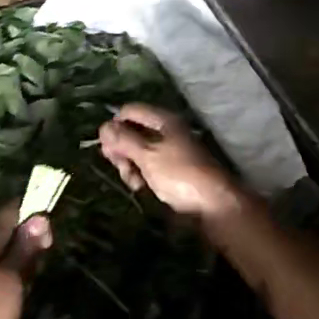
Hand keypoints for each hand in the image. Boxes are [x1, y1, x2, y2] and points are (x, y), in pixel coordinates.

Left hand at [0, 202, 52, 318]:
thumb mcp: (11, 281)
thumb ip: (24, 250)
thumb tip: (40, 217)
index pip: (6, 213)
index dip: (29, 210)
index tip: (52, 216)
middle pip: (2, 231)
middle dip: (26, 232)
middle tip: (51, 243)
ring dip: (20, 252)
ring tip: (41, 260)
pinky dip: (12, 268)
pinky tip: (23, 280)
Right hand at [96, 104, 241, 219]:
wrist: (215, 206)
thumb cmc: (180, 175)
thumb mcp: (147, 155)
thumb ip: (123, 139)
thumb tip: (103, 127)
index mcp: (162, 120)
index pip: (129, 111)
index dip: (114, 126)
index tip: (107, 148)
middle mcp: (166, 131)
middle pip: (132, 131)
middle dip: (121, 149)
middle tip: (120, 167)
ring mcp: (171, 151)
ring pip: (138, 151)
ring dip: (130, 165)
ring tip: (134, 182)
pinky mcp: (174, 170)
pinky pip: (149, 166)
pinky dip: (142, 174)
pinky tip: (142, 187)